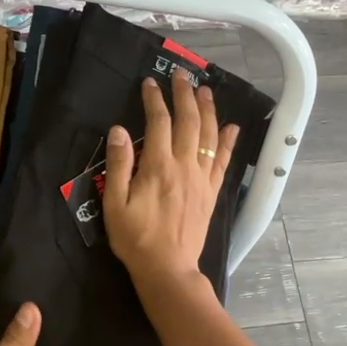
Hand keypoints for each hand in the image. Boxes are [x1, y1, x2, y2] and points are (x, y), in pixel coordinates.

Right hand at [105, 73, 240, 288]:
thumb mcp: (114, 203)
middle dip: (184, 95)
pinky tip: (231, 127)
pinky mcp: (211, 192)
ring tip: (205, 90)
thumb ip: (119, 164)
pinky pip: (222, 161)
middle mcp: (184, 166)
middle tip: (181, 75)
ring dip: (208, 110)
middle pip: (188, 122)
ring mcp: (202, 179)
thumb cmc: (135, 237)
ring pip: (208, 136)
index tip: (150, 83)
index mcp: (158, 166)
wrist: (167, 270)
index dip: (155, 100)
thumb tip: (119, 129)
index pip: (159, 123)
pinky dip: (227, 141)